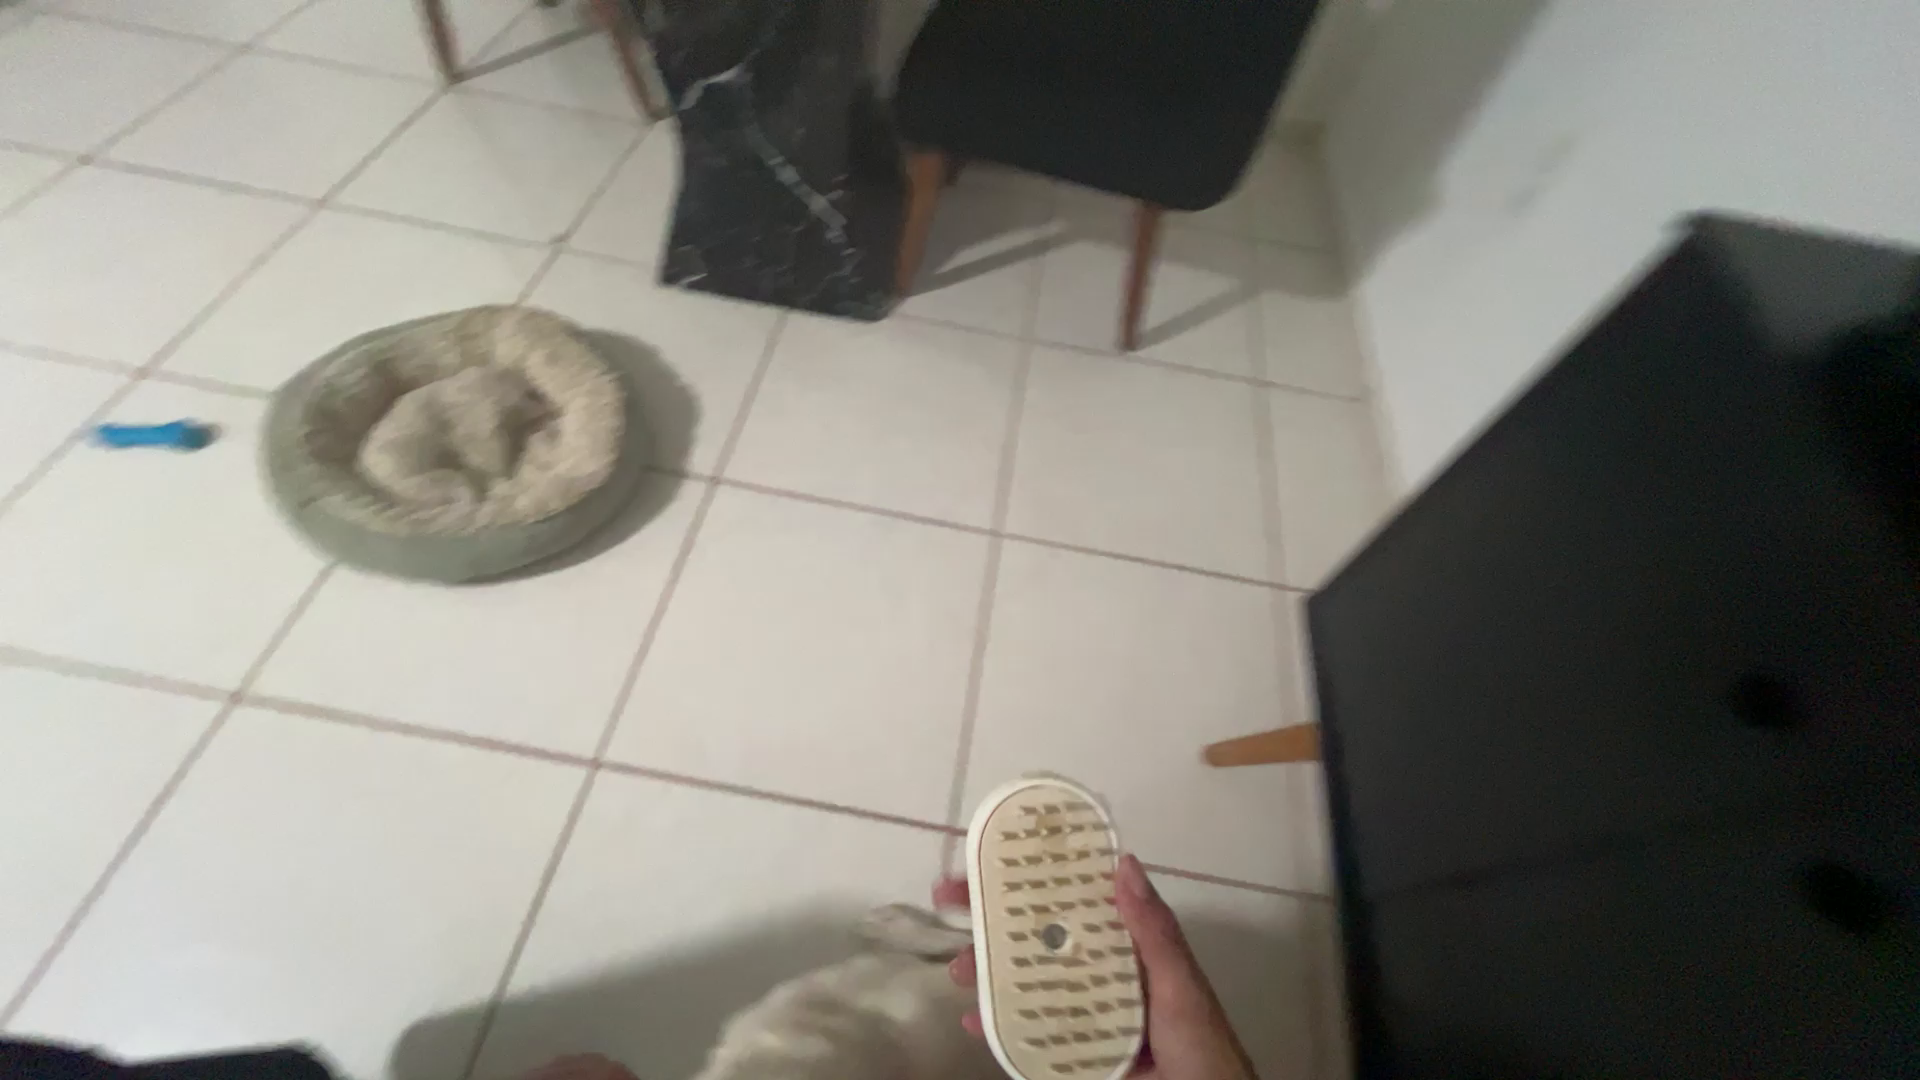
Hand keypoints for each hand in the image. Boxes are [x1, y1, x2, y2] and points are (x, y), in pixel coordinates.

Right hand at [939, 854, 1256, 1079]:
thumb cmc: (1202, 1047)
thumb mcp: (1181, 986)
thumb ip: (1154, 933)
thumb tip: (1122, 860)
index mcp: (1122, 944)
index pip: (1072, 898)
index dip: (1033, 874)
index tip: (993, 855)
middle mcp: (1096, 970)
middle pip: (1038, 934)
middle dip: (992, 916)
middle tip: (948, 900)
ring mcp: (1081, 1012)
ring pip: (1025, 979)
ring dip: (987, 969)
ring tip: (959, 969)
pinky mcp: (1071, 1053)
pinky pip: (1027, 1033)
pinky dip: (998, 1026)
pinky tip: (975, 1023)